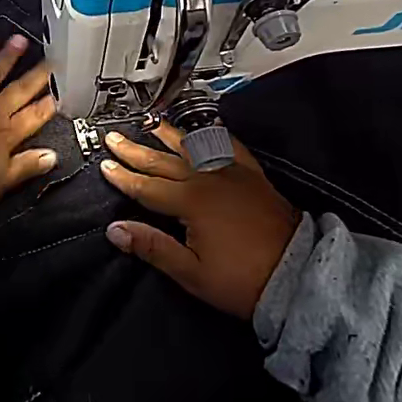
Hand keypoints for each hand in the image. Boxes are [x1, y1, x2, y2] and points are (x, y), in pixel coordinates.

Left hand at [0, 33, 57, 201]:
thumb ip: (28, 165)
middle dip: (37, 75)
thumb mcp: (2, 179)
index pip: (35, 116)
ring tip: (19, 41)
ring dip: (6, 57)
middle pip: (20, 90)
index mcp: (8, 133)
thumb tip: (51, 158)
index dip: (49, 105)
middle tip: (51, 61)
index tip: (60, 94)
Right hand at [100, 123, 300, 319]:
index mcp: (190, 201)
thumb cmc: (243, 279)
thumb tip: (115, 229)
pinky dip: (215, 135)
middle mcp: (208, 179)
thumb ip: (151, 246)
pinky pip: (229, 147)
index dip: (122, 177)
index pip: (146, 186)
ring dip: (169, 135)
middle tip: (114, 137)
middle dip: (135, 149)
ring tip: (152, 122)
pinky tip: (208, 127)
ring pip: (193, 147)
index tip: (104, 165)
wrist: (298, 274)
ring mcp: (232, 173)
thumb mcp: (191, 272)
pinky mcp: (252, 175)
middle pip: (162, 162)